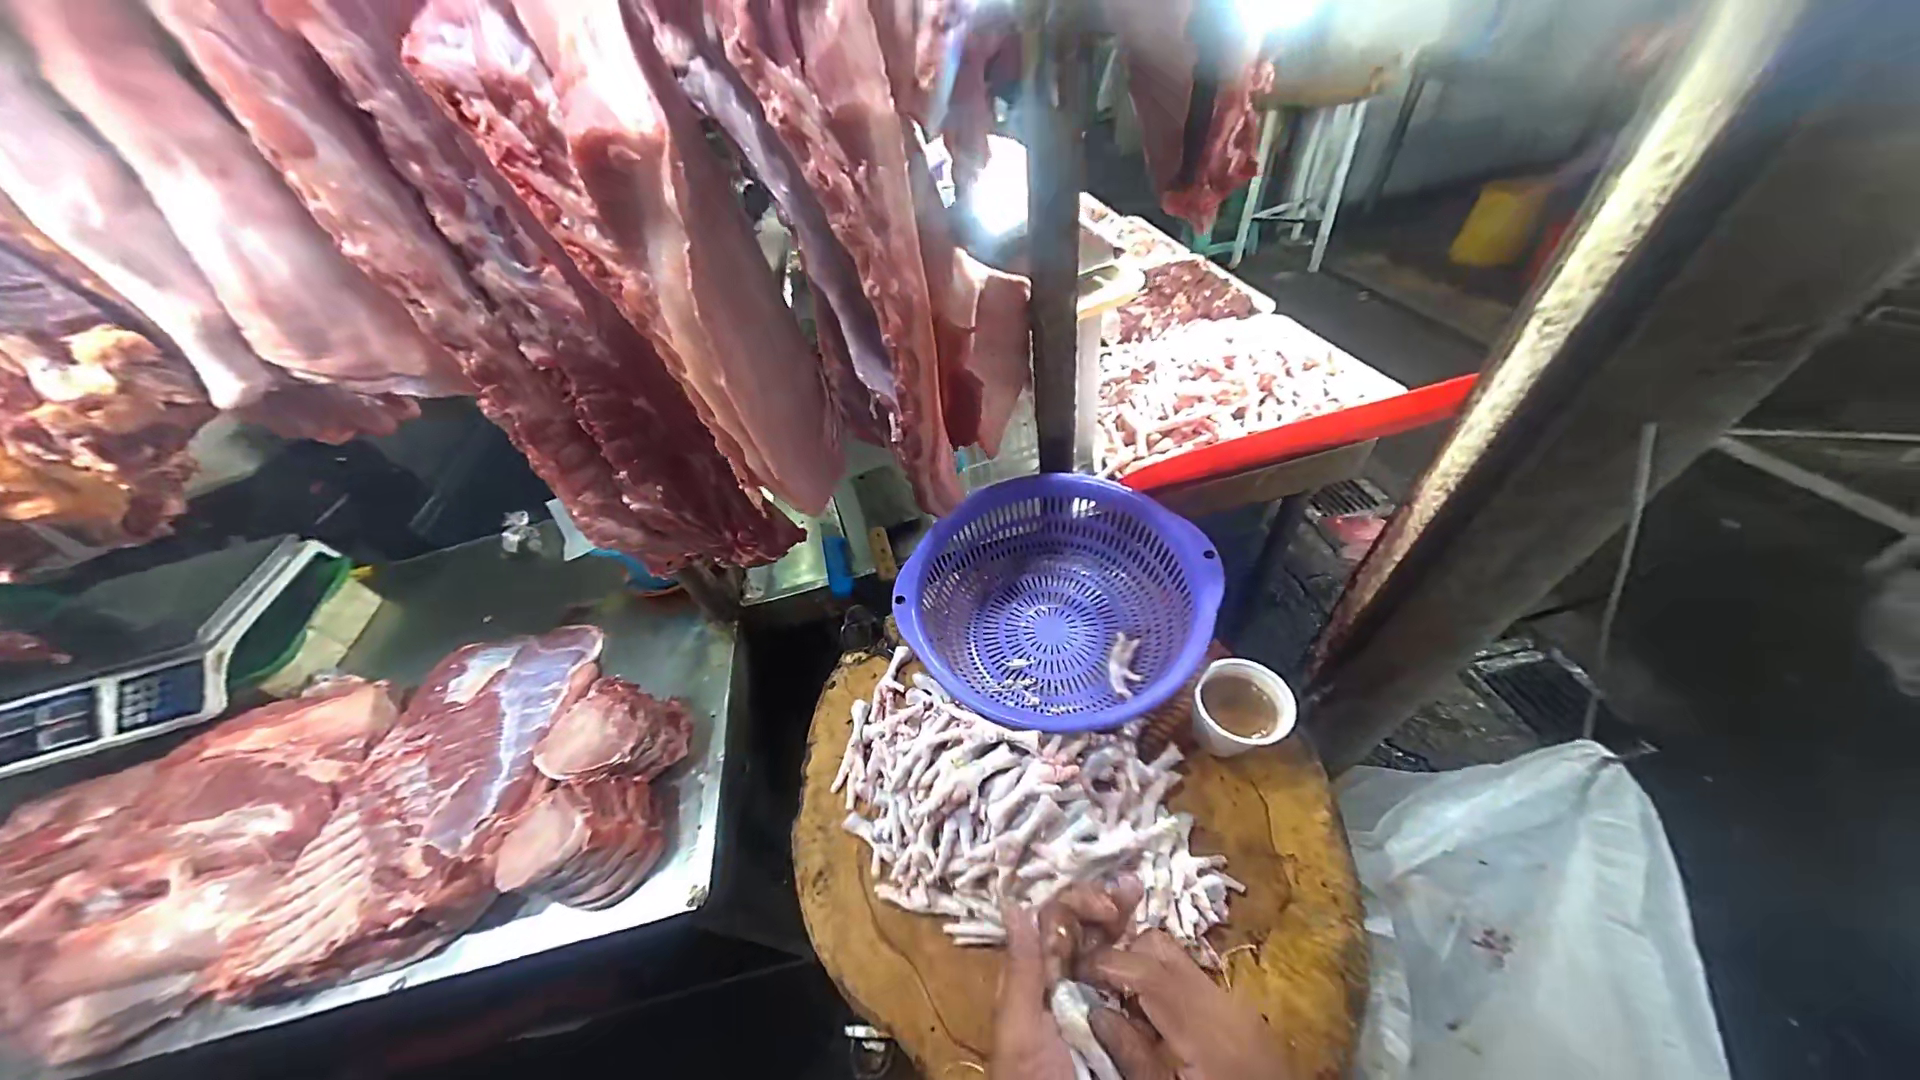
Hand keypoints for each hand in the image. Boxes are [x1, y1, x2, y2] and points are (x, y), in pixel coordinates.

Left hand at [989, 879, 1141, 1079]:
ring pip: (1110, 951)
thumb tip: (1015, 904)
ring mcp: (1095, 1001)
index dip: (1081, 904)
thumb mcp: (1020, 1030)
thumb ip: (1021, 970)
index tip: (1110, 908)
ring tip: (1141, 897)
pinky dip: (1143, 965)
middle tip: (1134, 889)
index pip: (1057, 920)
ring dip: (1125, 923)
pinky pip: (1131, 990)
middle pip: (1086, 929)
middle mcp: (1065, 979)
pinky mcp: (1121, 1028)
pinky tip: (1156, 948)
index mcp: (1039, 973)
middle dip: (1109, 904)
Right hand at [1080, 931, 1288, 1079]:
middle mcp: (1221, 1001)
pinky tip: (1156, 1021)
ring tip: (1126, 1005)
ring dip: (1144, 967)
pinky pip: (1192, 979)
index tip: (1075, 968)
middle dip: (1124, 955)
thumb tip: (1095, 1010)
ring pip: (1176, 956)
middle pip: (1160, 946)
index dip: (1107, 963)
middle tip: (1100, 987)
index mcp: (1204, 1027)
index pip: (1147, 970)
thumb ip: (1132, 1056)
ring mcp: (1234, 1005)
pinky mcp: (1240, 1015)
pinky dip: (1166, 986)